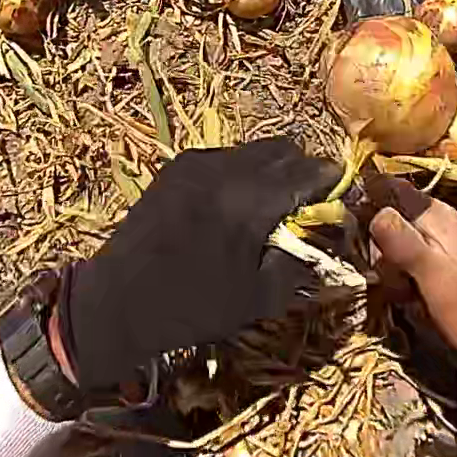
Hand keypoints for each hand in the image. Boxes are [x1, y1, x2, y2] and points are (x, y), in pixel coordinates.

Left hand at [61, 137, 337, 389]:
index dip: (329, 180)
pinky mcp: (180, 163)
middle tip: (305, 203)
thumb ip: (302, 260)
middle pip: (285, 150)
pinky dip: (243, 171)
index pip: (308, 171)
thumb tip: (330, 235)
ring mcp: (200, 160)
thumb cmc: (193, 307)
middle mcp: (227, 169)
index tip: (338, 195)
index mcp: (250, 202)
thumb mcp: (259, 297)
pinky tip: (232, 205)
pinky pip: (227, 155)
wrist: (118, 299)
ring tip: (268, 205)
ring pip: (256, 149)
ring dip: (273, 169)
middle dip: (303, 171)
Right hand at [367, 179, 456, 441]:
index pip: (390, 188)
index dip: (367, 200)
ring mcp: (447, 249)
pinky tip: (412, 302)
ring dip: (390, 268)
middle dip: (378, 244)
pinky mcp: (449, 273)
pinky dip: (406, 281)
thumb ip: (401, 240)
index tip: (348, 224)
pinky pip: (414, 266)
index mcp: (437, 215)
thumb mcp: (433, 275)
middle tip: (384, 275)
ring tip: (402, 294)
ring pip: (400, 245)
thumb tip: (370, 207)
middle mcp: (442, 223)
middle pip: (391, 219)